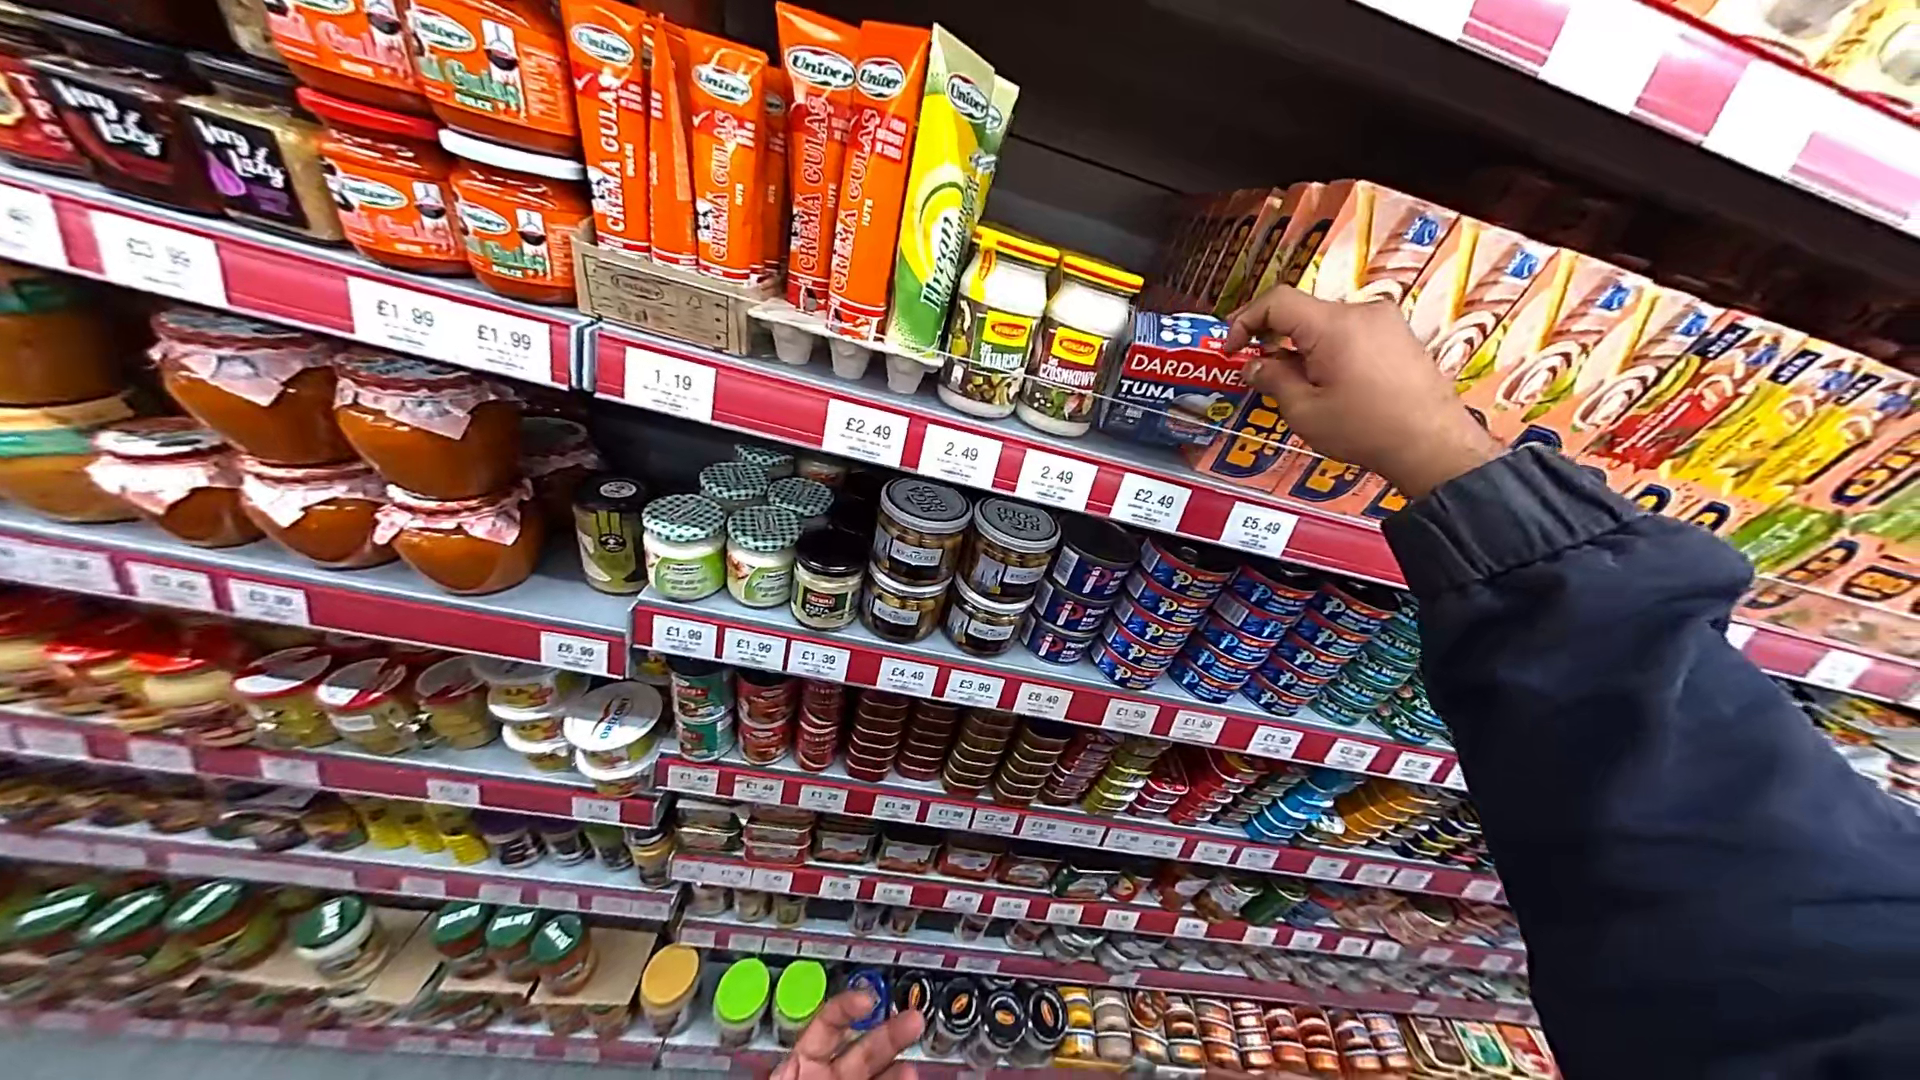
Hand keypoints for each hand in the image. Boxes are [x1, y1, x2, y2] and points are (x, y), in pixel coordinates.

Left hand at [770, 990, 925, 1079]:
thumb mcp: (783, 1078)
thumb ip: (802, 1057)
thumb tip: (811, 1042)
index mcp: (799, 1065)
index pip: (828, 1022)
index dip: (848, 1007)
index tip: (867, 999)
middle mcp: (824, 1076)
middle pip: (863, 1049)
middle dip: (891, 1032)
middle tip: (914, 1017)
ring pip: (876, 1071)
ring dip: (899, 1063)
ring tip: (917, 1057)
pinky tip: (910, 1075)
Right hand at [1224, 286, 1502, 497]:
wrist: (1431, 444)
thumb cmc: (1368, 429)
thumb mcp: (1303, 410)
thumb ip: (1272, 379)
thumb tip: (1254, 366)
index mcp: (1334, 326)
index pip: (1276, 301)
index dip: (1244, 320)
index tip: (1231, 347)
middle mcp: (1361, 313)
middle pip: (1300, 312)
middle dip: (1270, 338)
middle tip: (1254, 369)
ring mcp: (1383, 322)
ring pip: (1322, 324)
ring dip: (1297, 347)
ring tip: (1289, 384)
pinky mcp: (1396, 336)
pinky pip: (1347, 332)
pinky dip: (1323, 350)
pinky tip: (1320, 382)